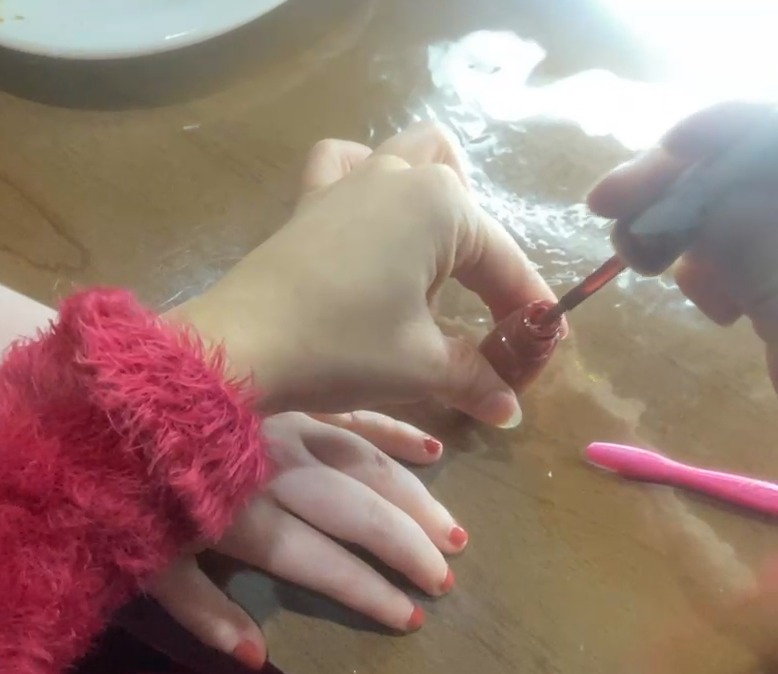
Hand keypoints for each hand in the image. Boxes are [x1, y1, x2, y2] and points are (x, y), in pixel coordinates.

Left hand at [147, 411, 463, 667]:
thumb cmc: (117, 494)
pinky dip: (391, 430)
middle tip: (448, 576)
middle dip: (406, 547)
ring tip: (454, 531)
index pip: (319, 561)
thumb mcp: (148, 565)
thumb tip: (259, 658)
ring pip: (364, 462)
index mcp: (241, 516)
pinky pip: (349, 410)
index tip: (410, 616)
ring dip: (412, 497)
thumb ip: (203, 613)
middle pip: (354, 512)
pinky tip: (431, 449)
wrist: (100, 402)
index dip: (366, 591)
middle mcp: (274, 468)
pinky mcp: (286, 392)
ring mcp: (284, 423)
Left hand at [175, 124, 554, 426]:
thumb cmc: (340, 349)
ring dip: (435, 200)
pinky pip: (344, 164)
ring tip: (430, 261)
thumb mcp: (418, 366)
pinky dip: (364, 177)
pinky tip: (365, 213)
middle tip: (476, 314)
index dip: (525, 312)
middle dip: (482, 255)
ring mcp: (349, 181)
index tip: (537, 355)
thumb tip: (509, 407)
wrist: (240, 347)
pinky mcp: (308, 202)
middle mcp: (399, 176)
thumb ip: (474, 378)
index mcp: (442, 206)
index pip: (503, 262)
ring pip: (410, 161)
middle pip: (465, 200)